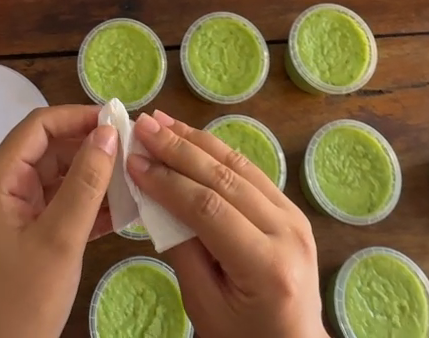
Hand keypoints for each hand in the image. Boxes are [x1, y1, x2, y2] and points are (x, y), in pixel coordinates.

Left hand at [0, 105, 117, 337]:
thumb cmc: (21, 301)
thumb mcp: (59, 240)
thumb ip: (85, 184)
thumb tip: (108, 132)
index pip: (38, 127)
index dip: (76, 117)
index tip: (117, 119)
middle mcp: (4, 191)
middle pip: (50, 150)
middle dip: (90, 147)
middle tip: (133, 150)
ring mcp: (17, 216)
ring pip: (60, 179)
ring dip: (94, 178)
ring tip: (134, 176)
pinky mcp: (31, 239)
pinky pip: (63, 207)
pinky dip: (90, 206)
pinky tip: (123, 210)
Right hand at [129, 110, 326, 337]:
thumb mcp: (205, 306)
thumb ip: (182, 249)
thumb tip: (154, 194)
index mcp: (267, 266)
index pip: (209, 208)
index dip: (167, 181)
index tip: (133, 161)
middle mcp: (288, 232)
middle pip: (224, 178)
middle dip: (178, 149)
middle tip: (144, 126)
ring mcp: (295, 216)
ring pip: (238, 165)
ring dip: (196, 140)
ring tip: (162, 122)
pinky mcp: (292, 208)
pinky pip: (249, 172)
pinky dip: (216, 151)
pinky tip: (192, 138)